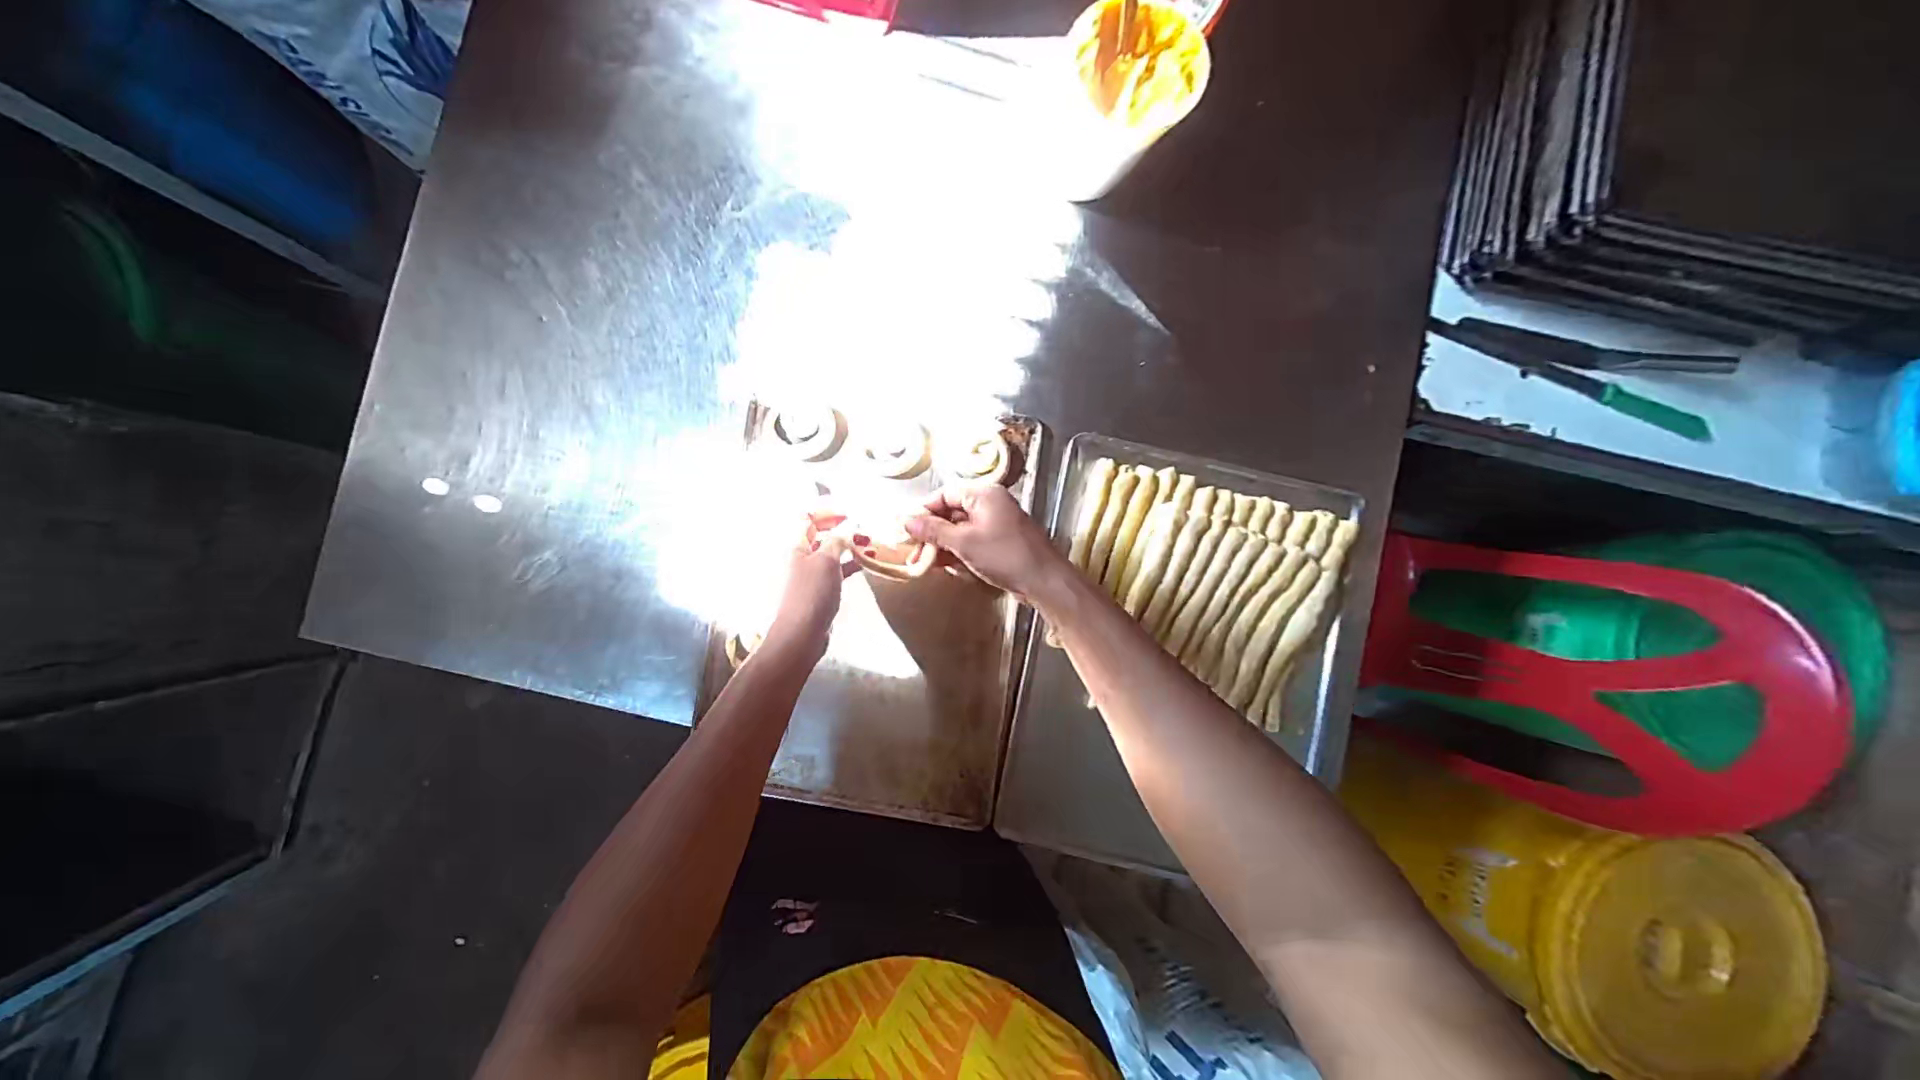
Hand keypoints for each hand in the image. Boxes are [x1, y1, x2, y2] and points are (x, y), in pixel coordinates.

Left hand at [765, 511, 853, 661]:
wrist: (802, 634)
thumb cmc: (812, 593)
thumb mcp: (826, 561)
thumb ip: (837, 541)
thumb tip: (846, 528)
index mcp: (799, 547)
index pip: (810, 520)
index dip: (828, 512)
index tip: (850, 511)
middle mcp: (804, 558)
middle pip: (823, 537)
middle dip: (843, 530)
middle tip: (865, 528)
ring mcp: (814, 576)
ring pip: (834, 554)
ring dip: (851, 547)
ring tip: (871, 545)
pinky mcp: (824, 591)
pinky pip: (840, 571)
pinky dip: (853, 565)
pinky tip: (867, 563)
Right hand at [905, 485, 1067, 603]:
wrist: (1043, 581)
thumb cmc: (1005, 556)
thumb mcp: (964, 543)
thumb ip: (933, 530)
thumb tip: (908, 521)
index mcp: (984, 494)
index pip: (944, 494)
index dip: (924, 511)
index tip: (908, 529)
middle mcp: (990, 503)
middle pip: (951, 512)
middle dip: (932, 533)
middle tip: (915, 552)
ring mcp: (997, 523)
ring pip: (961, 529)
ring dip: (943, 545)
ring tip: (926, 563)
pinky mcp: (1000, 541)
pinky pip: (972, 541)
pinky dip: (958, 552)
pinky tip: (947, 566)